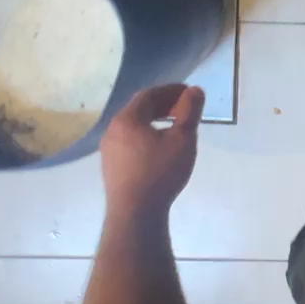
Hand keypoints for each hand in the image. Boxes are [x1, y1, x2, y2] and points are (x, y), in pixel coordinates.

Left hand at [101, 85, 206, 218]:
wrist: (135, 213)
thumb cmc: (160, 171)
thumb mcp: (183, 138)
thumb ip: (190, 111)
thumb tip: (195, 90)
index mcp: (127, 119)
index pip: (149, 94)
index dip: (171, 90)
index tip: (189, 93)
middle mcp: (113, 130)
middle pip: (139, 108)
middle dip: (163, 104)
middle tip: (185, 107)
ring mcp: (109, 149)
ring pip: (133, 125)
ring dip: (155, 119)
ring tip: (175, 126)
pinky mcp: (111, 165)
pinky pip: (130, 140)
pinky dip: (147, 134)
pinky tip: (160, 147)